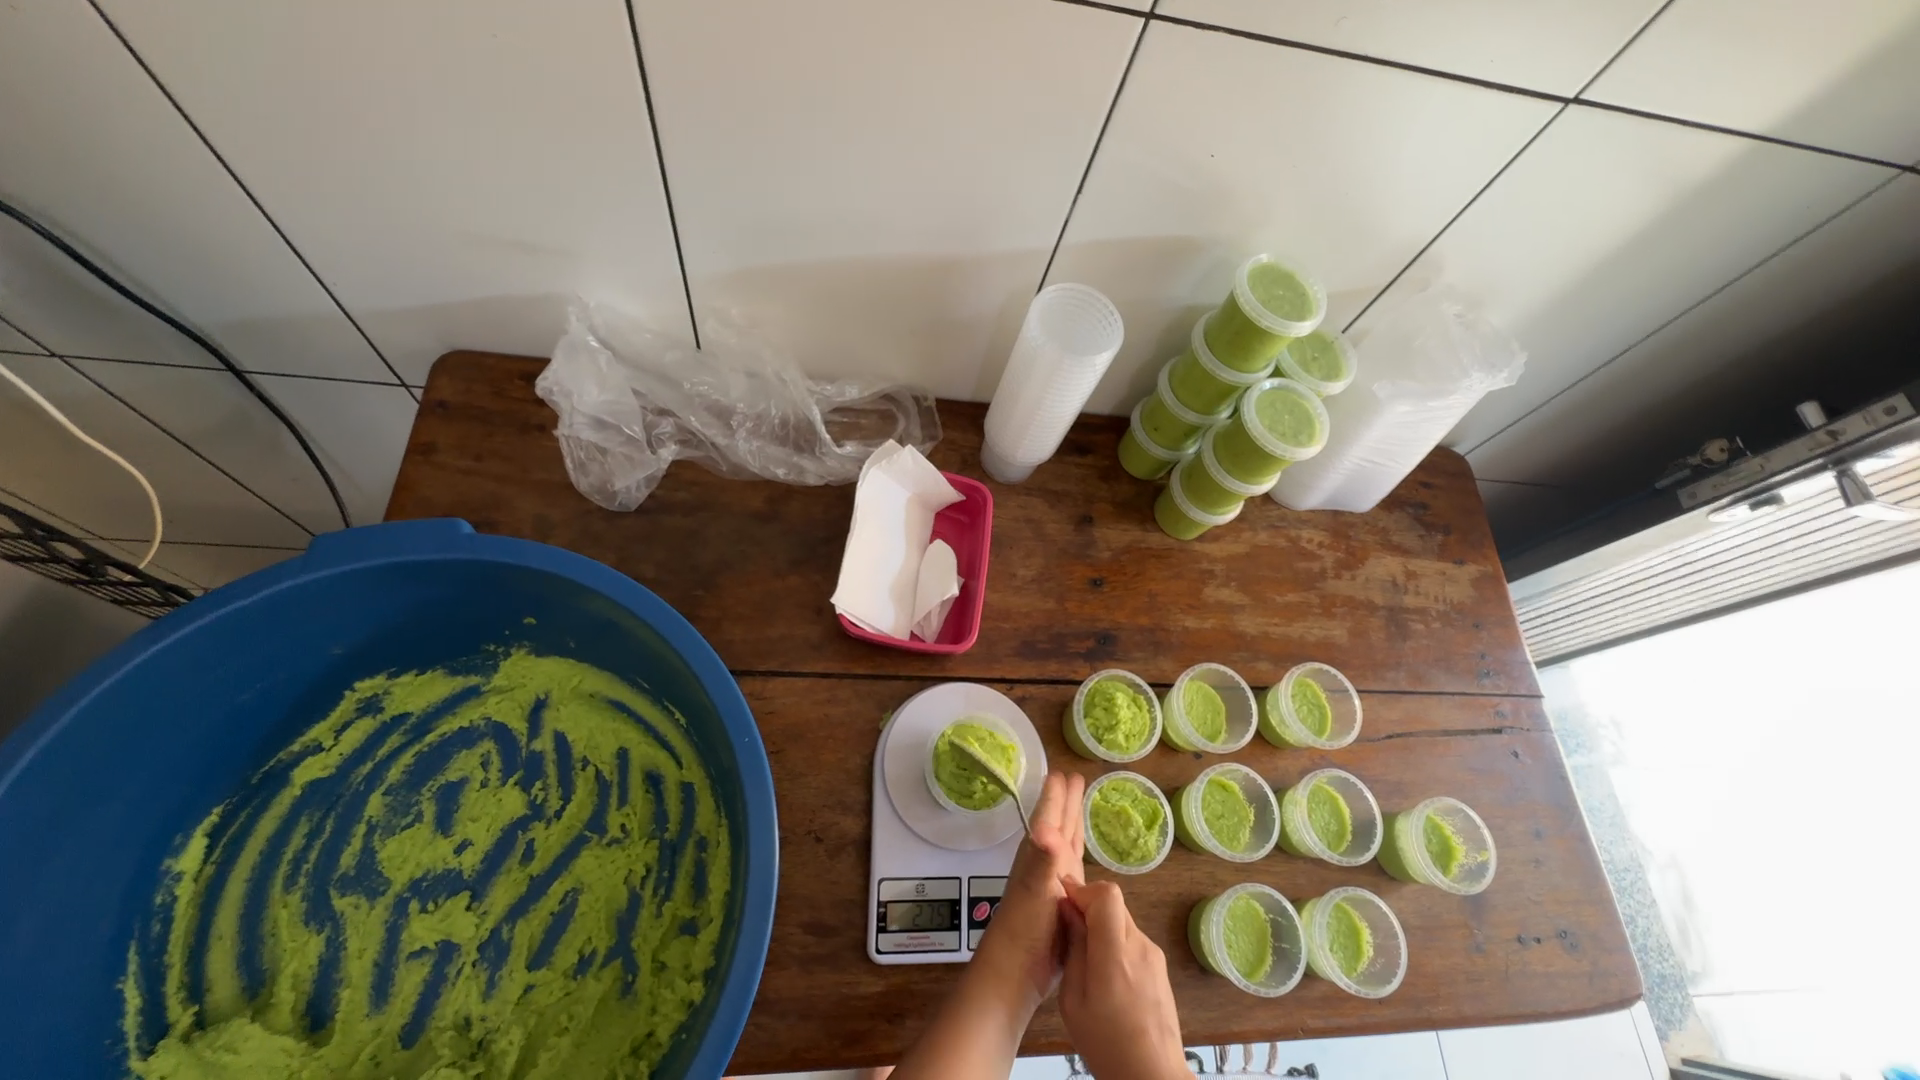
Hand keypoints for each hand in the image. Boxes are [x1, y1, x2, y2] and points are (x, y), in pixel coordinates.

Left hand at [970, 771, 1085, 1006]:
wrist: (1015, 974)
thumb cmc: (1023, 929)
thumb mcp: (1036, 890)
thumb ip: (1044, 859)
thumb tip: (1047, 827)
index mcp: (1039, 857)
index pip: (1049, 819)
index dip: (1056, 797)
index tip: (1062, 773)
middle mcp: (1044, 866)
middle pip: (1057, 826)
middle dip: (1065, 803)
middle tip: (1075, 777)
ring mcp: (1051, 886)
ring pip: (1064, 845)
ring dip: (1071, 824)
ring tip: (1078, 804)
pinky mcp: (1062, 907)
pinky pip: (1072, 870)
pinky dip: (1077, 856)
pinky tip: (1080, 858)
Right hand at [1059, 880, 1186, 1079]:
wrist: (1153, 1076)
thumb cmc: (1106, 1044)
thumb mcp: (1073, 1000)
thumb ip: (1074, 949)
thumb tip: (1069, 911)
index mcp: (1116, 955)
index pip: (1106, 895)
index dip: (1082, 889)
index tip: (1062, 898)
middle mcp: (1140, 946)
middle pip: (1114, 902)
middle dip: (1089, 905)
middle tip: (1069, 927)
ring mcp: (1154, 955)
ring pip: (1123, 919)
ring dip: (1102, 924)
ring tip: (1085, 957)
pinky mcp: (1160, 966)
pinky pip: (1132, 939)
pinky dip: (1115, 941)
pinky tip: (1106, 974)